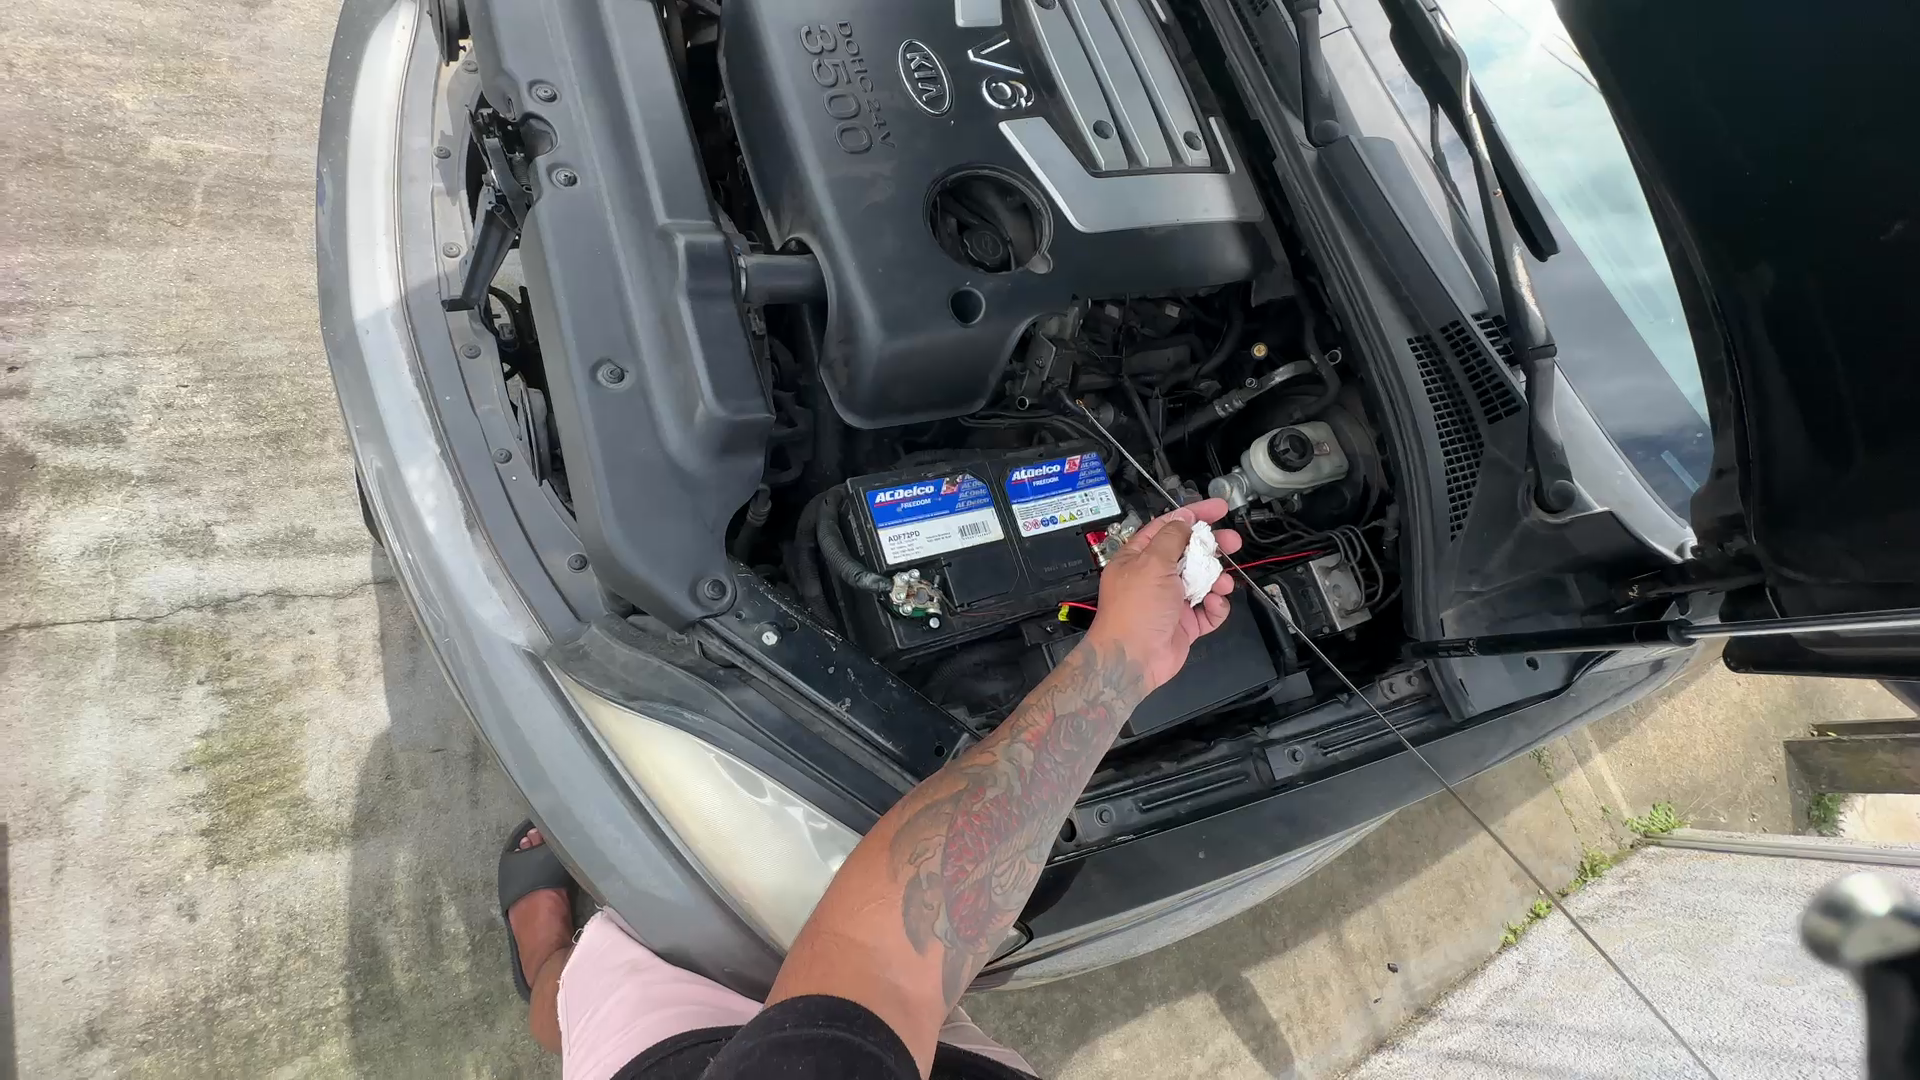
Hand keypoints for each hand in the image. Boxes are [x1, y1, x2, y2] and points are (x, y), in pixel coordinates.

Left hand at [1085, 498, 1240, 691]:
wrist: (1133, 658)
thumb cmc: (1135, 609)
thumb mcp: (1152, 563)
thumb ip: (1171, 539)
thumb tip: (1183, 520)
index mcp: (1139, 558)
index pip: (1168, 527)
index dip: (1193, 515)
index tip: (1218, 508)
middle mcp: (1154, 577)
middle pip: (1190, 553)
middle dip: (1212, 547)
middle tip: (1233, 542)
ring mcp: (1170, 601)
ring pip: (1202, 582)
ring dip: (1216, 580)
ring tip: (1223, 583)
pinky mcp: (1184, 624)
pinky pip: (1208, 610)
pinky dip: (1215, 607)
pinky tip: (1215, 605)